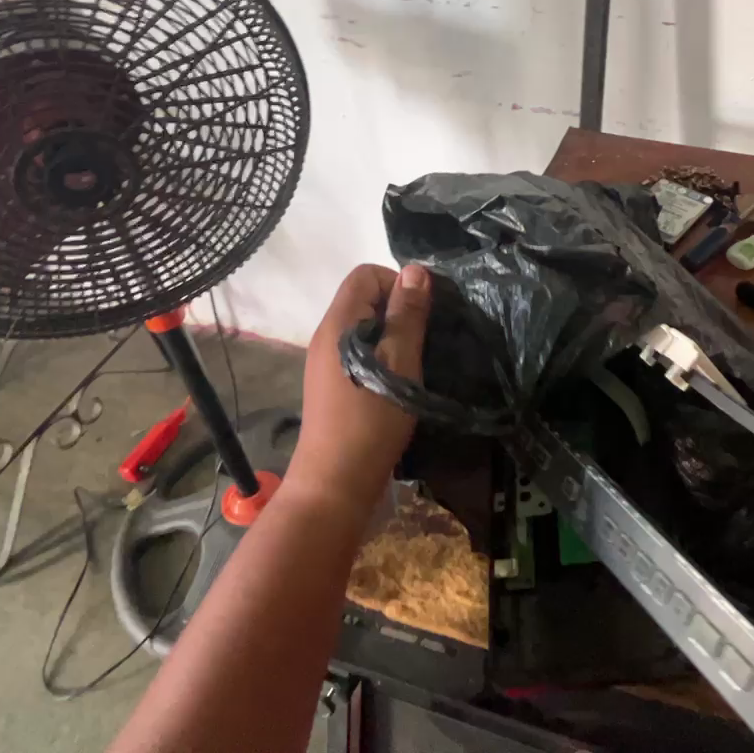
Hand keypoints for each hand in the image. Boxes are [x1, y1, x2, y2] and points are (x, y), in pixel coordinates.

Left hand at [285, 264, 428, 508]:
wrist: (336, 482)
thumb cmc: (371, 419)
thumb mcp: (399, 361)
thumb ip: (407, 314)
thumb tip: (415, 270)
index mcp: (339, 323)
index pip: (366, 274)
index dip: (398, 283)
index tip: (423, 314)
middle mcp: (327, 335)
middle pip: (365, 298)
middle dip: (400, 309)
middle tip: (426, 339)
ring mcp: (327, 361)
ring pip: (365, 327)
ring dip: (394, 335)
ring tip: (417, 361)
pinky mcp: (334, 383)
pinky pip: (361, 350)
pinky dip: (383, 355)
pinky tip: (400, 381)